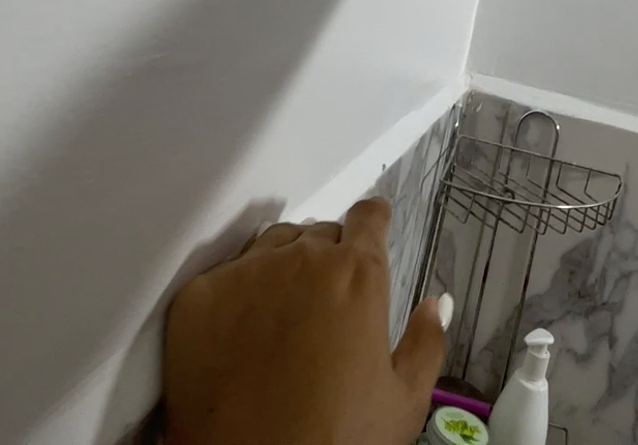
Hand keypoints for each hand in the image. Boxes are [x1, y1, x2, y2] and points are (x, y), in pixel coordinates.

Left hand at [162, 198, 449, 444]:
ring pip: (272, 245)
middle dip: (327, 257)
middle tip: (325, 303)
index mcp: (357, 273)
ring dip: (283, 266)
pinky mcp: (200, 295)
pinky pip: (225, 275)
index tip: (371, 225)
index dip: (372, 220)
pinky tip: (241, 335)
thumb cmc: (333, 443)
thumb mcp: (402, 402)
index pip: (368, 214)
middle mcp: (302, 258)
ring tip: (283, 315)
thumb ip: (427, 342)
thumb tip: (437, 304)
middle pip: (319, 233)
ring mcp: (247, 272)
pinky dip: (236, 294)